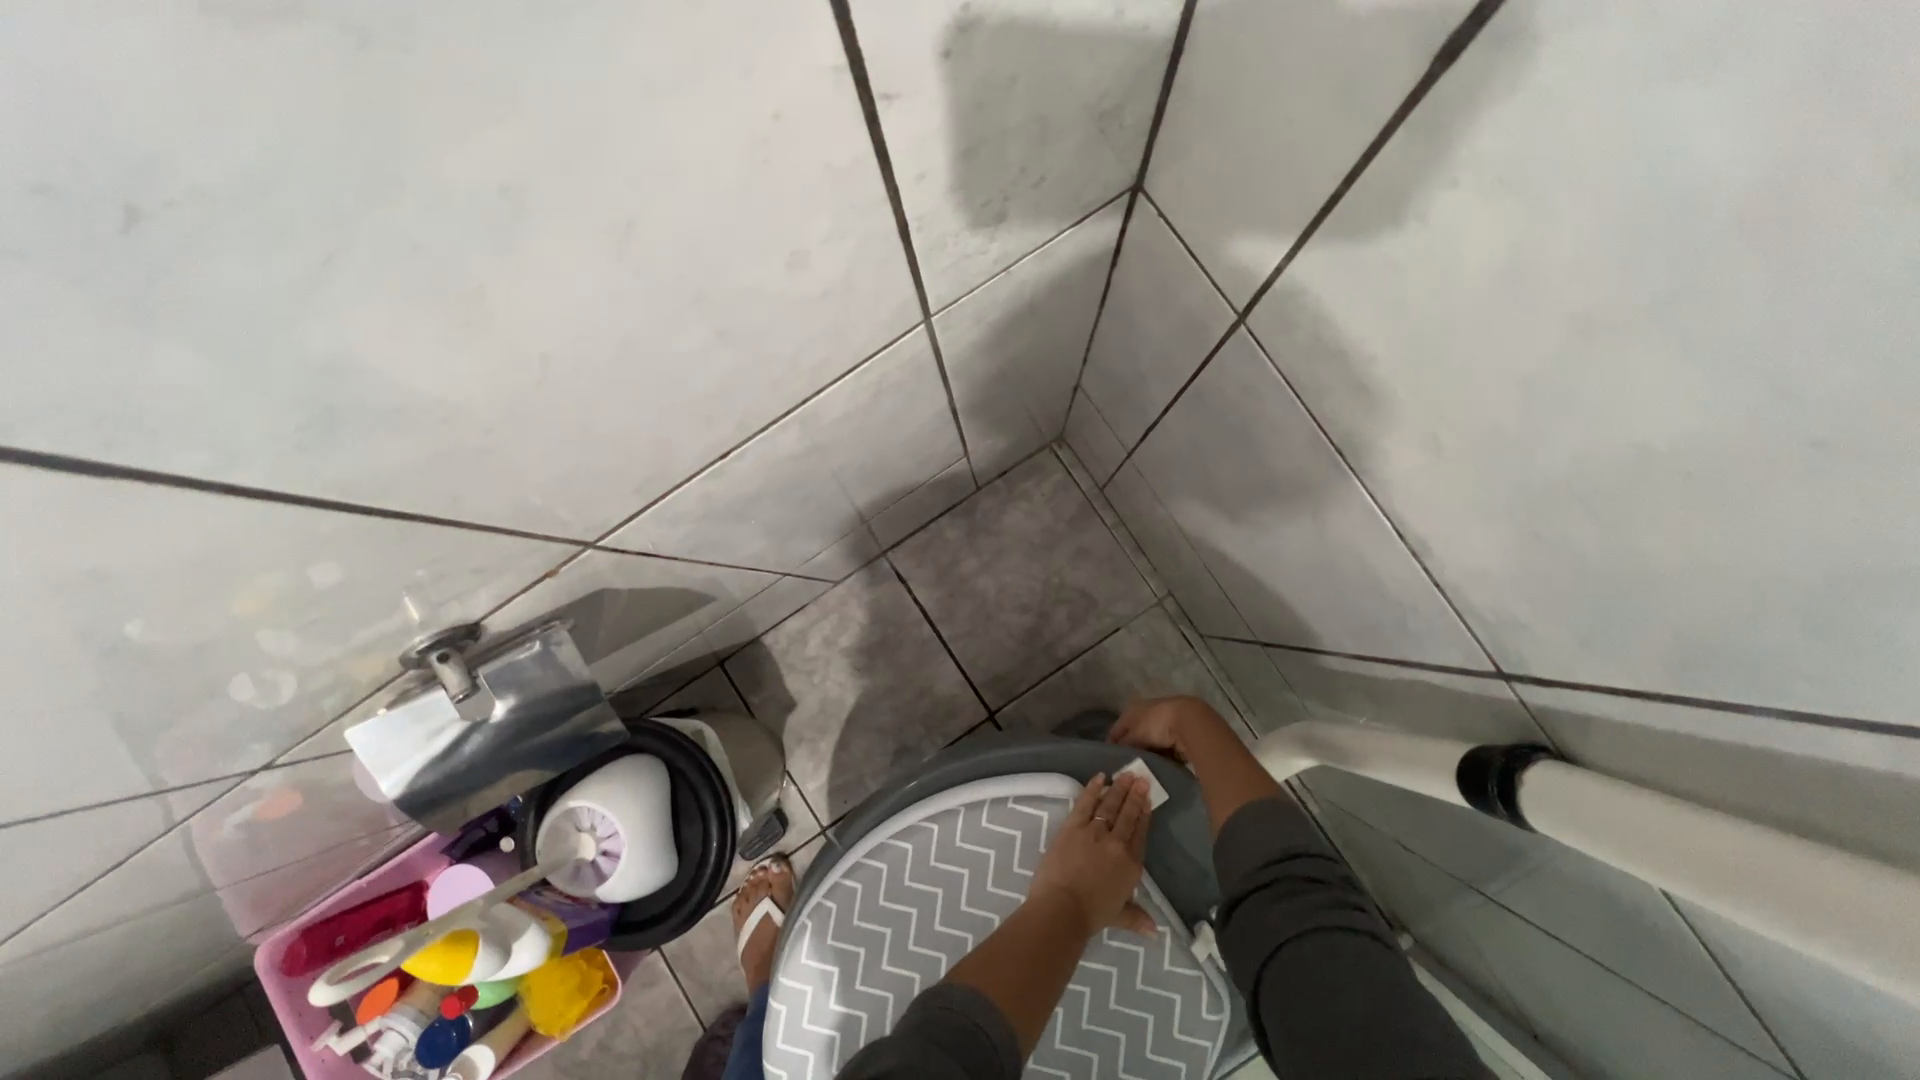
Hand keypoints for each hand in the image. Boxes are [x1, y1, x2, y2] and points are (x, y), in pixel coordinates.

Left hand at [1029, 773, 1155, 937]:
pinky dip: (1092, 788)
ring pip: (1110, 805)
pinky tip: (1099, 777)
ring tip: (1127, 774)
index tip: (1148, 799)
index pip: (1140, 834)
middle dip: (1135, 795)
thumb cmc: (1092, 915)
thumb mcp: (1119, 916)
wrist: (1063, 908)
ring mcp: (1095, 832)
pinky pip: (1085, 803)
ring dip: (1119, 788)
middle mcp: (1117, 844)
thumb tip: (1156, 933)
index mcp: (1131, 865)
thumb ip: (1137, 918)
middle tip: (1141, 778)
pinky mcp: (1073, 826)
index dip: (1144, 815)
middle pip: (1128, 815)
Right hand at [1107, 695, 1232, 762]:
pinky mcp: (1180, 734)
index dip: (1112, 744)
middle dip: (1132, 751)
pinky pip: (1166, 750)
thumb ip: (1124, 744)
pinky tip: (1158, 769)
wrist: (1191, 722)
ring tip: (1142, 772)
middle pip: (1135, 736)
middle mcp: (1148, 713)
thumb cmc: (1157, 724)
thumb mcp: (1135, 734)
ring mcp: (1165, 723)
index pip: (1117, 729)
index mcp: (1134, 709)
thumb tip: (1118, 755)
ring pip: (1151, 744)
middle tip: (1127, 769)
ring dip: (1148, 756)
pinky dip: (1162, 758)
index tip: (1110, 761)